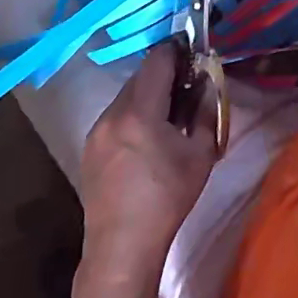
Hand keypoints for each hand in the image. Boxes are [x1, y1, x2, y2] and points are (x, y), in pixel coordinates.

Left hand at [79, 41, 216, 281]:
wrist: (122, 245)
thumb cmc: (167, 199)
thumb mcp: (200, 155)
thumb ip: (204, 113)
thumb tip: (207, 86)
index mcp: (139, 111)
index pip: (157, 61)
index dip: (177, 51)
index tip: (193, 53)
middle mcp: (112, 113)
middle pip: (140, 77)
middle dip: (164, 75)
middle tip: (188, 86)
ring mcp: (96, 130)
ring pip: (126, 96)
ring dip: (148, 95)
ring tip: (169, 115)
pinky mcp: (89, 147)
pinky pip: (115, 116)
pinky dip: (133, 114)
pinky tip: (146, 138)